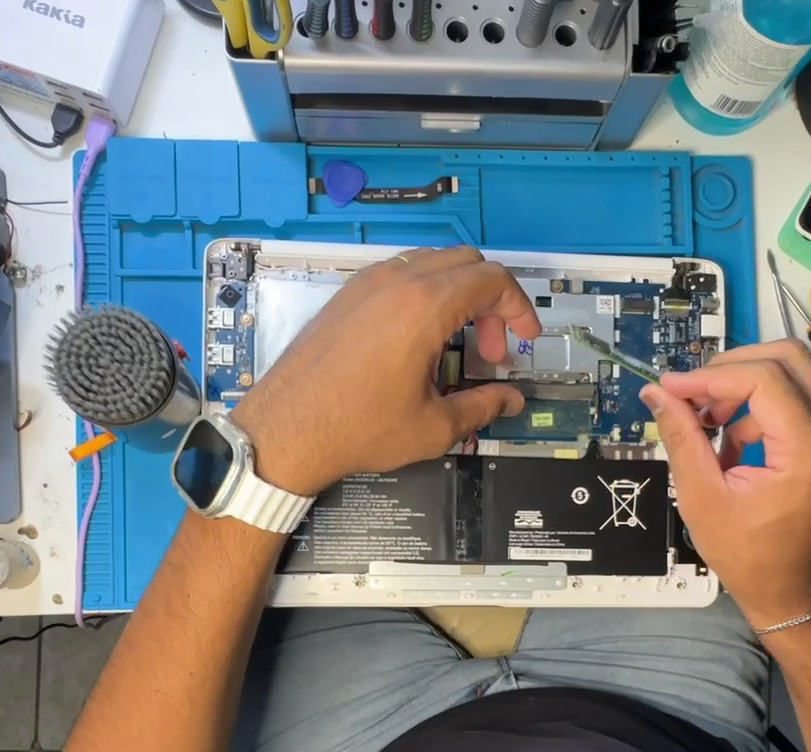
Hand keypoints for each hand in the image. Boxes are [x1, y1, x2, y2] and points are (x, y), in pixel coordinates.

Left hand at [230, 247, 541, 494]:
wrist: (286, 430)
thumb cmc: (358, 429)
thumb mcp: (433, 427)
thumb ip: (483, 407)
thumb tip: (512, 400)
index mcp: (425, 306)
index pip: (492, 279)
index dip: (519, 307)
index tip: (523, 339)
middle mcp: (396, 281)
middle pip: (466, 262)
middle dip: (490, 301)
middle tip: (487, 351)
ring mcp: (366, 283)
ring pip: (431, 263)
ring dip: (457, 295)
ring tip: (454, 345)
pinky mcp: (346, 295)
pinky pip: (399, 274)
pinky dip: (424, 294)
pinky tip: (417, 339)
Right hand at [639, 340, 810, 634]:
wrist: (791, 590)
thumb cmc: (748, 556)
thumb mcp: (702, 497)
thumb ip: (682, 437)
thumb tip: (656, 393)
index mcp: (808, 450)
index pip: (763, 379)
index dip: (710, 376)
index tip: (671, 388)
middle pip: (788, 358)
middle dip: (731, 367)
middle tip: (692, 393)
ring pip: (795, 371)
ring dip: (744, 383)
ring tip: (707, 418)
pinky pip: (797, 396)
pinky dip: (758, 403)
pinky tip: (729, 436)